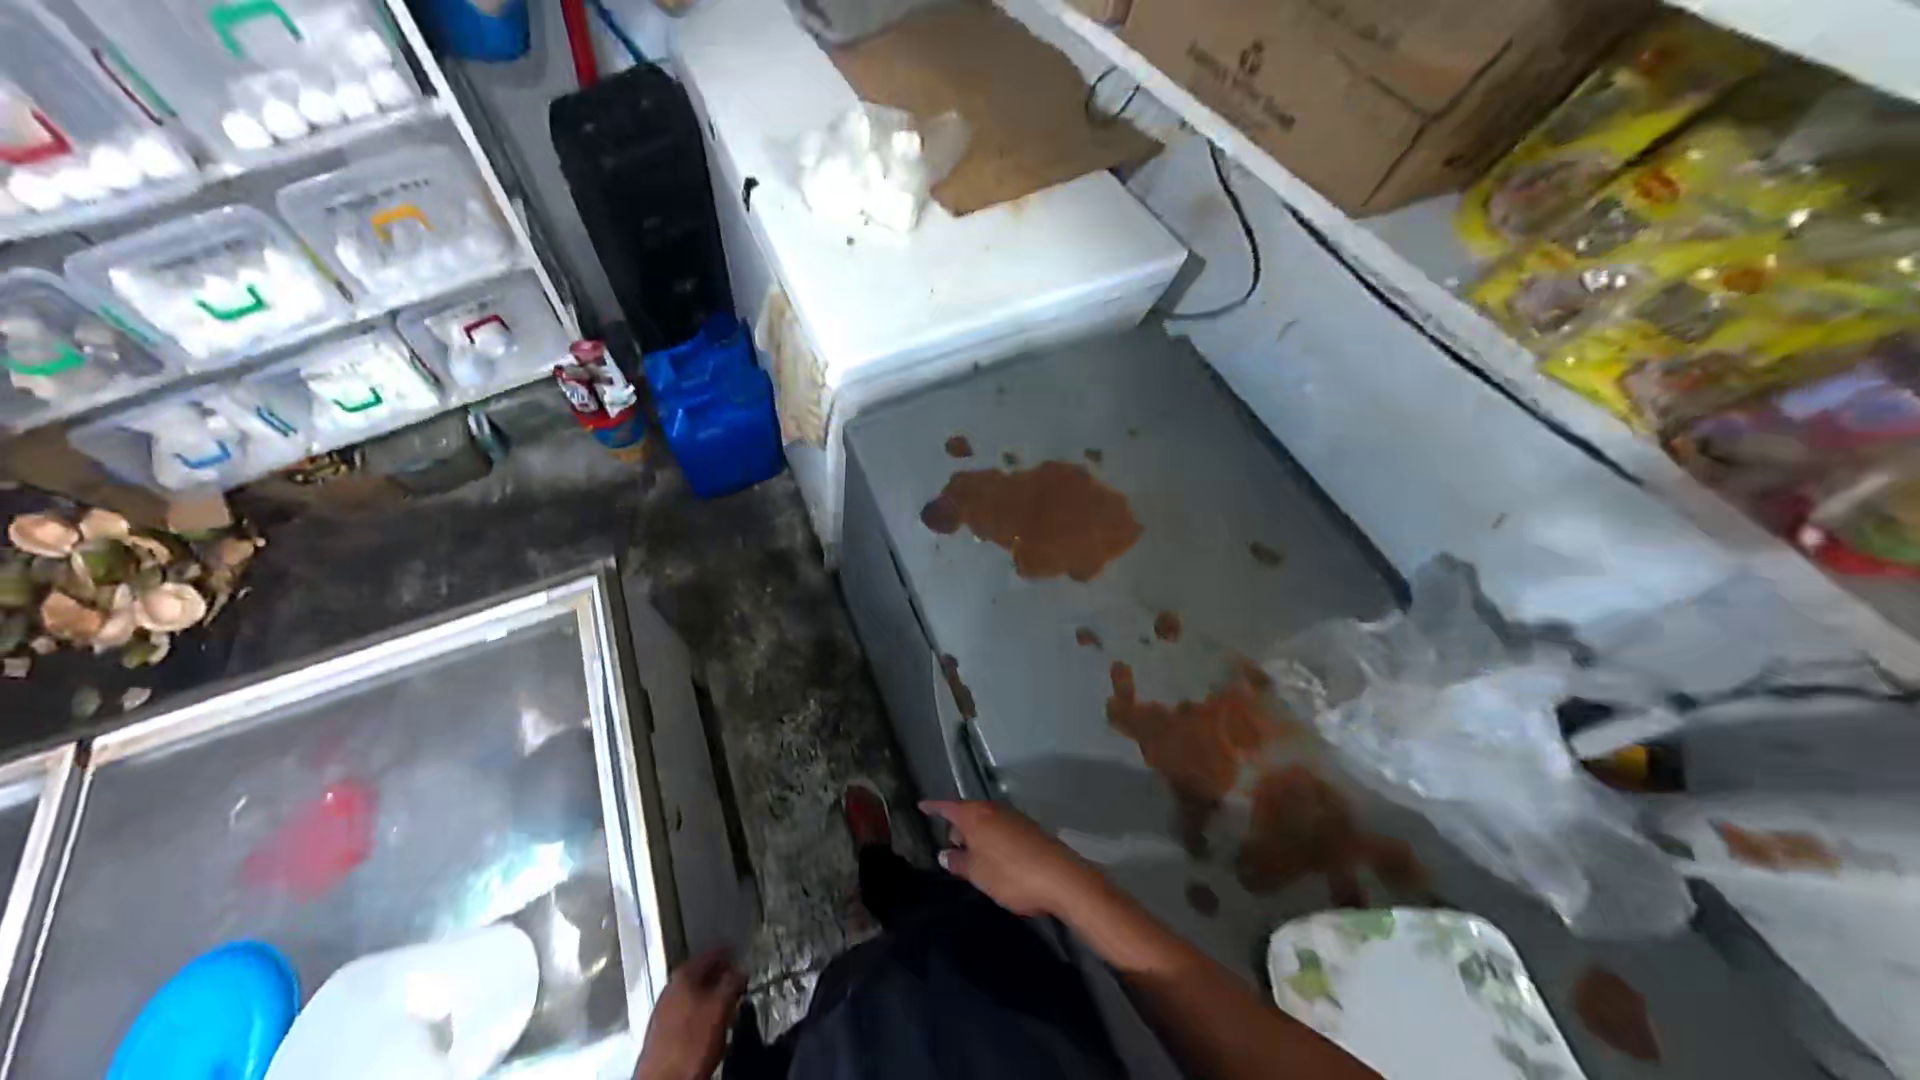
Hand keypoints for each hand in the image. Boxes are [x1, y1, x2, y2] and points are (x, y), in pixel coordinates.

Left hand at [635, 948, 745, 1079]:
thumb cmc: (693, 1042)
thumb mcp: (720, 1008)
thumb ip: (733, 983)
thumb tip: (741, 970)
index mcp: (684, 975)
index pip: (711, 953)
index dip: (729, 953)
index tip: (743, 955)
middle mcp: (670, 987)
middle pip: (700, 971)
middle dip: (720, 974)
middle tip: (739, 979)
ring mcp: (663, 1009)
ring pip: (693, 991)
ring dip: (710, 992)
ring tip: (728, 1000)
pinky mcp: (660, 1030)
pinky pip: (686, 1008)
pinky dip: (700, 1007)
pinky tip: (709, 1019)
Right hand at [922, 800, 1108, 918]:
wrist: (1061, 878)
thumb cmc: (1011, 874)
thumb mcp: (977, 874)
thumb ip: (958, 863)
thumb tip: (945, 854)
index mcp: (976, 816)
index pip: (947, 807)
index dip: (933, 807)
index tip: (921, 806)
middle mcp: (993, 810)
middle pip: (968, 813)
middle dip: (957, 827)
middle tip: (950, 847)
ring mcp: (1013, 817)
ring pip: (986, 821)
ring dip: (976, 836)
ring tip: (972, 858)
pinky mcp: (1029, 829)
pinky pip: (1001, 829)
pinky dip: (992, 839)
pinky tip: (995, 860)